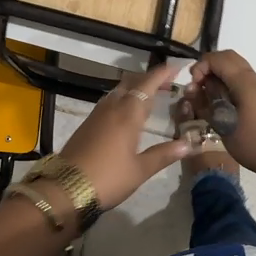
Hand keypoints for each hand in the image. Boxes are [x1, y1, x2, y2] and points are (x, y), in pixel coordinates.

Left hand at [54, 63, 190, 210]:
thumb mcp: (140, 170)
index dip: (162, 73)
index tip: (176, 68)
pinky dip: (124, 98)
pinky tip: (129, 112)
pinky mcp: (88, 122)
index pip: (147, 84)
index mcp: (128, 113)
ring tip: (151, 97)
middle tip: (168, 84)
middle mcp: (113, 106)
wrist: (66, 187)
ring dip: (136, 88)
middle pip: (132, 82)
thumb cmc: (108, 178)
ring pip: (120, 90)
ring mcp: (98, 113)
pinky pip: (111, 100)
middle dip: (150, 79)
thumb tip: (188, 144)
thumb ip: (164, 154)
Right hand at [184, 50, 255, 177]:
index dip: (200, 67)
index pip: (217, 58)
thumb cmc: (255, 143)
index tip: (193, 87)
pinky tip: (219, 104)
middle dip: (207, 67)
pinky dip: (225, 84)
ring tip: (206, 96)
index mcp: (243, 82)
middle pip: (226, 57)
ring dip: (216, 75)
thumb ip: (207, 104)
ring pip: (233, 68)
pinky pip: (239, 80)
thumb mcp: (224, 125)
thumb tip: (195, 90)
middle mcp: (251, 79)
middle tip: (197, 87)